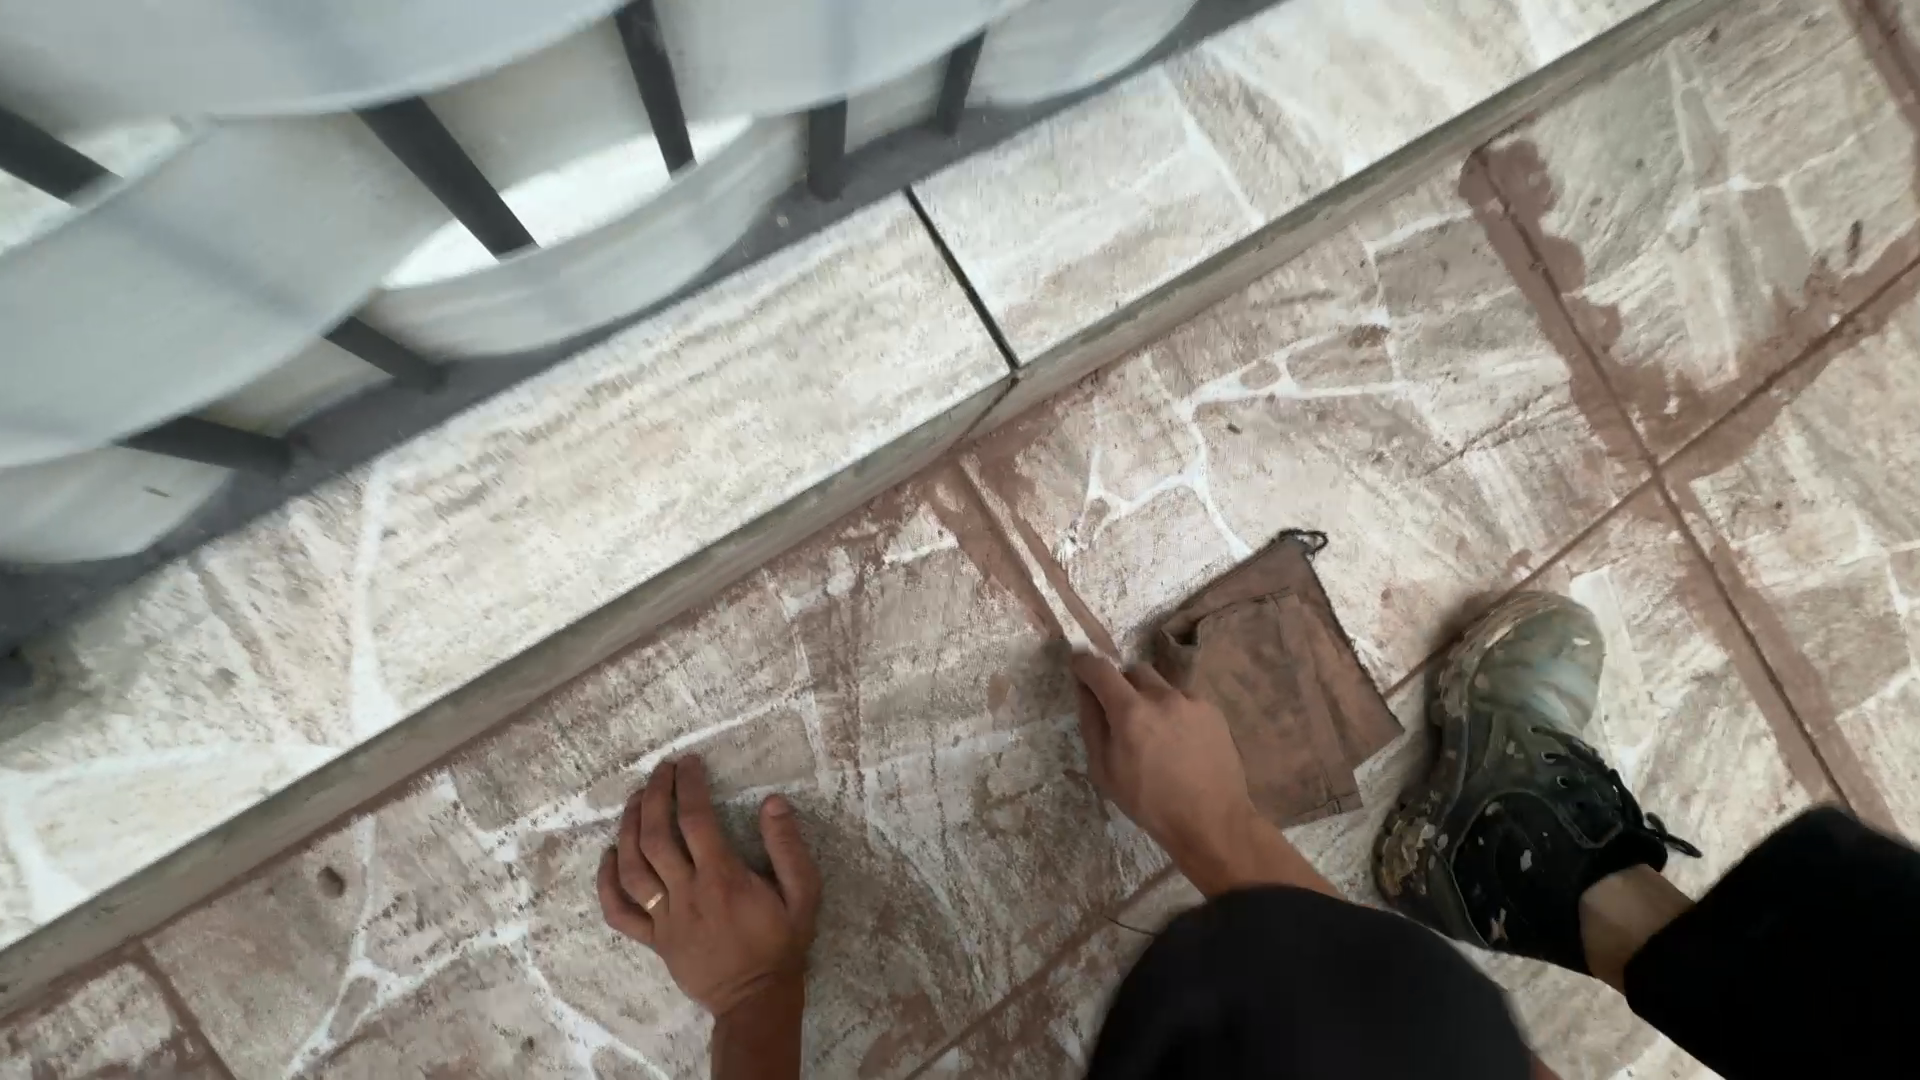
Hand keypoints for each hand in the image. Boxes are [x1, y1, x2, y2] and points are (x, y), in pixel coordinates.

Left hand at [597, 756, 821, 1017]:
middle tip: (660, 770)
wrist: (757, 999)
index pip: (695, 820)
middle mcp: (687, 893)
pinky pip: (619, 912)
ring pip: (632, 868)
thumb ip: (788, 846)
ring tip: (634, 799)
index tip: (689, 763)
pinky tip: (609, 855)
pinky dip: (607, 882)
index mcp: (722, 878)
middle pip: (656, 836)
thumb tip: (773, 802)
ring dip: (628, 828)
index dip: (688, 786)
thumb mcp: (804, 892)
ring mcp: (665, 919)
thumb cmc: (782, 941)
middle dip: (654, 796)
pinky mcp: (654, 941)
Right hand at [1071, 653, 1263, 882]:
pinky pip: (1184, 699)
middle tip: (1121, 712)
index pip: (1100, 670)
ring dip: (1149, 699)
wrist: (1211, 822)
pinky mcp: (1212, 710)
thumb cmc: (1149, 803)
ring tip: (1155, 732)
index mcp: (1130, 712)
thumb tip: (1084, 691)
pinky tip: (1179, 740)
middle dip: (1121, 685)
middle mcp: (1161, 696)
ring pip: (1160, 685)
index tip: (1078, 666)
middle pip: (1132, 671)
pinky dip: (1174, 711)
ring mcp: (1190, 701)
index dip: (1084, 664)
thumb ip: (1092, 724)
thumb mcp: (1104, 771)